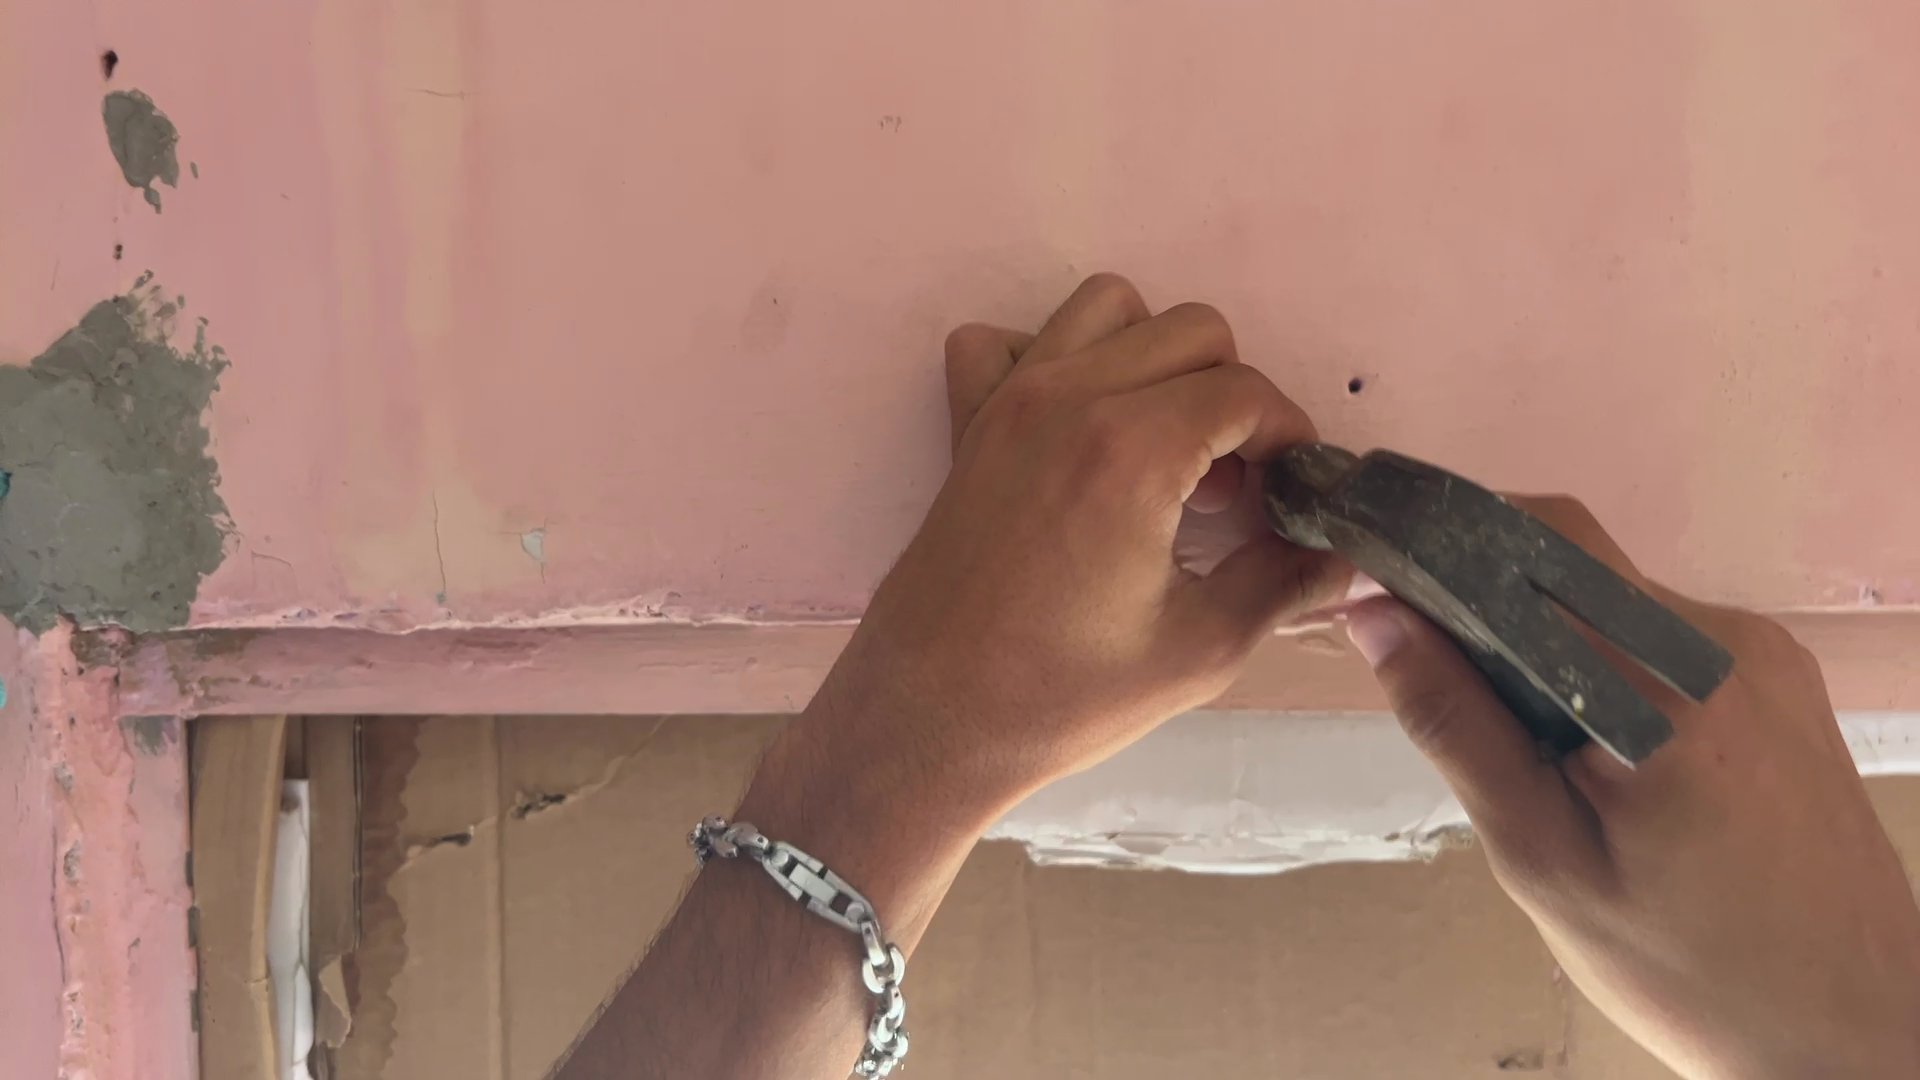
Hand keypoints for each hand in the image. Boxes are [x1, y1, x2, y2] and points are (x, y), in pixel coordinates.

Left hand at [804, 273, 1347, 818]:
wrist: (931, 716)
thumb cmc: (1061, 696)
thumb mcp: (1199, 650)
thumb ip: (1284, 583)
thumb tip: (1342, 556)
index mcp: (1131, 449)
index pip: (1244, 389)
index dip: (1287, 433)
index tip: (1286, 487)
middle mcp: (1066, 399)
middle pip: (1189, 330)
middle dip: (1231, 393)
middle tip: (1226, 481)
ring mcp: (1006, 403)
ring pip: (1103, 308)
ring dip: (1151, 356)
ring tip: (1155, 442)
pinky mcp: (964, 426)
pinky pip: (1002, 344)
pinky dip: (1047, 358)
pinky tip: (1068, 424)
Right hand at [1346, 498, 1919, 1078]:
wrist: (1860, 1047)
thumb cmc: (1680, 963)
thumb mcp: (1535, 851)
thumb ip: (1452, 723)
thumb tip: (1375, 615)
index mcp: (1668, 685)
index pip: (1539, 543)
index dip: (1443, 536)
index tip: (1374, 567)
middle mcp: (1724, 643)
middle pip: (1562, 559)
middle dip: (1471, 586)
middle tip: (1420, 660)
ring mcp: (1757, 655)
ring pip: (1592, 592)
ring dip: (1519, 625)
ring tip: (1494, 716)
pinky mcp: (1767, 677)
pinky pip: (1632, 626)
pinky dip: (1569, 648)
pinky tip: (1561, 727)